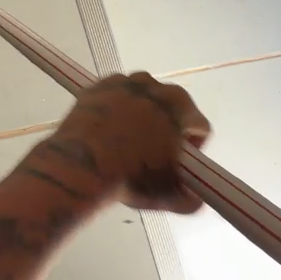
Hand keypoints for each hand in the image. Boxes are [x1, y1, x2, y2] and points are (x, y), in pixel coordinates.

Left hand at [27, 72, 211, 212]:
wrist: (81, 163)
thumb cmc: (132, 176)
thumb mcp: (171, 196)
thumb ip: (192, 198)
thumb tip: (194, 197)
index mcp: (179, 107)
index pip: (199, 126)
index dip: (193, 147)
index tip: (180, 162)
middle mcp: (153, 86)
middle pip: (171, 107)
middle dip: (168, 126)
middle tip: (154, 151)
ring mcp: (122, 82)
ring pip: (142, 97)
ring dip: (141, 113)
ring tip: (129, 140)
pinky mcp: (97, 84)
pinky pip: (115, 94)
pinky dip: (115, 107)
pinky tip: (108, 128)